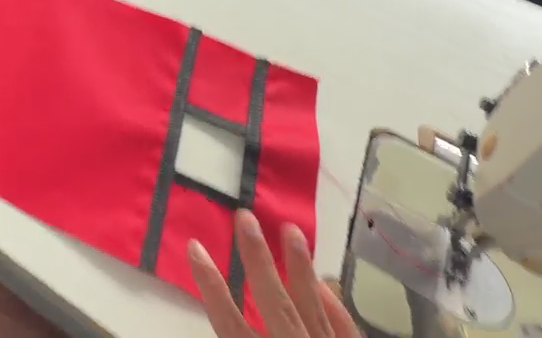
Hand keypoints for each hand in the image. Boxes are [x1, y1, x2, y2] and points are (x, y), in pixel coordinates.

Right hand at [189, 210, 359, 337]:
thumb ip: (236, 335)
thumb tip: (225, 315)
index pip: (231, 325)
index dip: (212, 287)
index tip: (194, 246)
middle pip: (276, 305)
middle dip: (259, 260)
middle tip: (245, 216)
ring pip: (313, 310)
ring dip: (301, 270)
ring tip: (290, 229)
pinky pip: (347, 333)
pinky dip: (335, 309)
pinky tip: (324, 284)